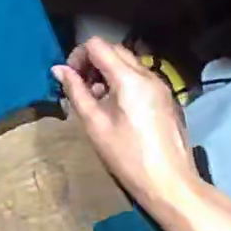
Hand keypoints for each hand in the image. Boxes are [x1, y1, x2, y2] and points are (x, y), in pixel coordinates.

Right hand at [53, 38, 200, 214]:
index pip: (97, 45)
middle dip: (92, 62)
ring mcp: (160, 85)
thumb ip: (76, 92)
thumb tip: (59, 70)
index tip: (70, 78)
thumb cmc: (128, 157)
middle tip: (81, 88)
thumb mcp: (95, 124)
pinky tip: (117, 109)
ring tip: (97, 100)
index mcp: (129, 78)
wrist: (171, 185)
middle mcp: (147, 73)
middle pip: (113, 50)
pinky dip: (123, 81)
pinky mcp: (166, 97)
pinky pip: (140, 77)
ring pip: (127, 62)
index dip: (78, 56)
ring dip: (107, 71)